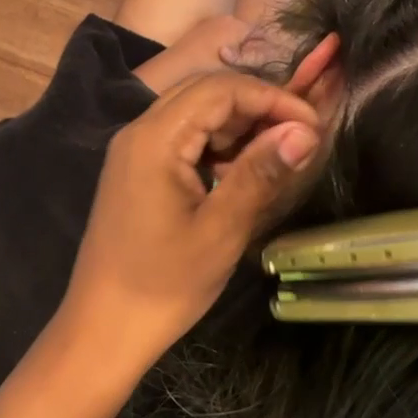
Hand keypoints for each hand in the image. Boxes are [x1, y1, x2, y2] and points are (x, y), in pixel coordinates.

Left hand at [59, 71, 320, 366]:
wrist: (103, 328)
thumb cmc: (164, 284)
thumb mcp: (221, 229)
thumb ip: (261, 173)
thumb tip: (306, 130)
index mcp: (155, 138)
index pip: (220, 89)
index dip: (271, 98)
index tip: (313, 125)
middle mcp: (139, 131)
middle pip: (204, 92)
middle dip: (256, 106)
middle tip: (299, 138)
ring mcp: (133, 150)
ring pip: (193, 112)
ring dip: (237, 125)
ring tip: (276, 156)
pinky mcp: (135, 170)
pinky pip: (181, 137)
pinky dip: (216, 145)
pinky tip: (239, 172)